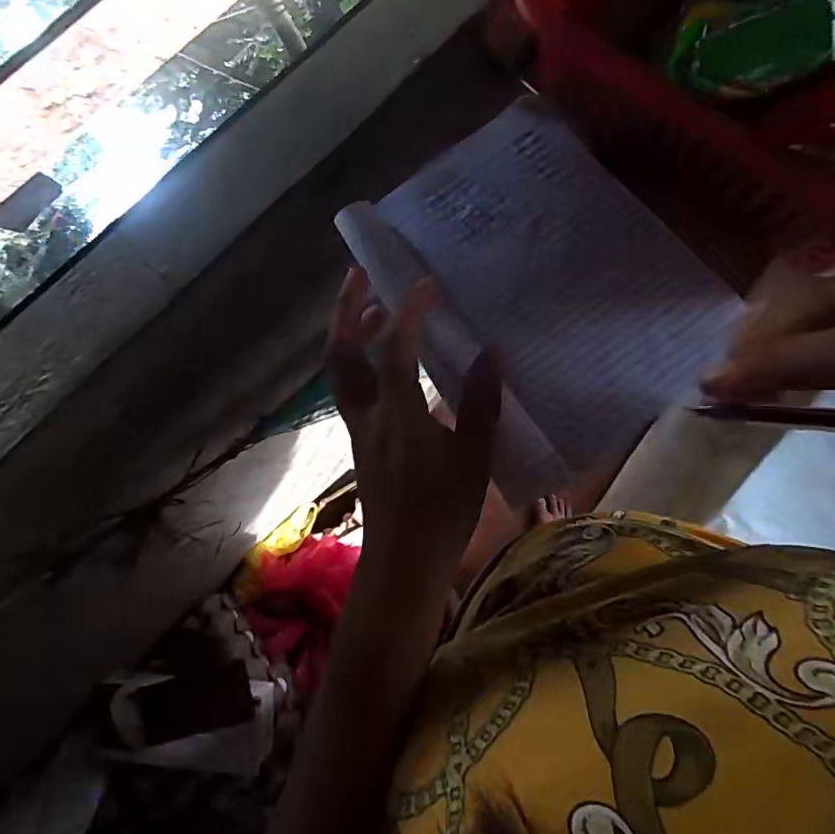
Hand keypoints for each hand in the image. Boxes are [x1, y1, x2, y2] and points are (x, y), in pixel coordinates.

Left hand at [326, 268, 500, 557]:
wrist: (404, 559)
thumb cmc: (443, 513)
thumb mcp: (475, 459)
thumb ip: (483, 405)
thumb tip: (494, 353)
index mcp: (399, 419)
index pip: (395, 355)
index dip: (407, 315)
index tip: (424, 284)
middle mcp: (368, 417)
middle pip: (341, 356)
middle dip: (345, 311)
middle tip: (360, 275)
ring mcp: (358, 428)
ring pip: (340, 371)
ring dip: (350, 333)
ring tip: (375, 308)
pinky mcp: (360, 439)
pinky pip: (351, 387)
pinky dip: (360, 360)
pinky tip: (386, 358)